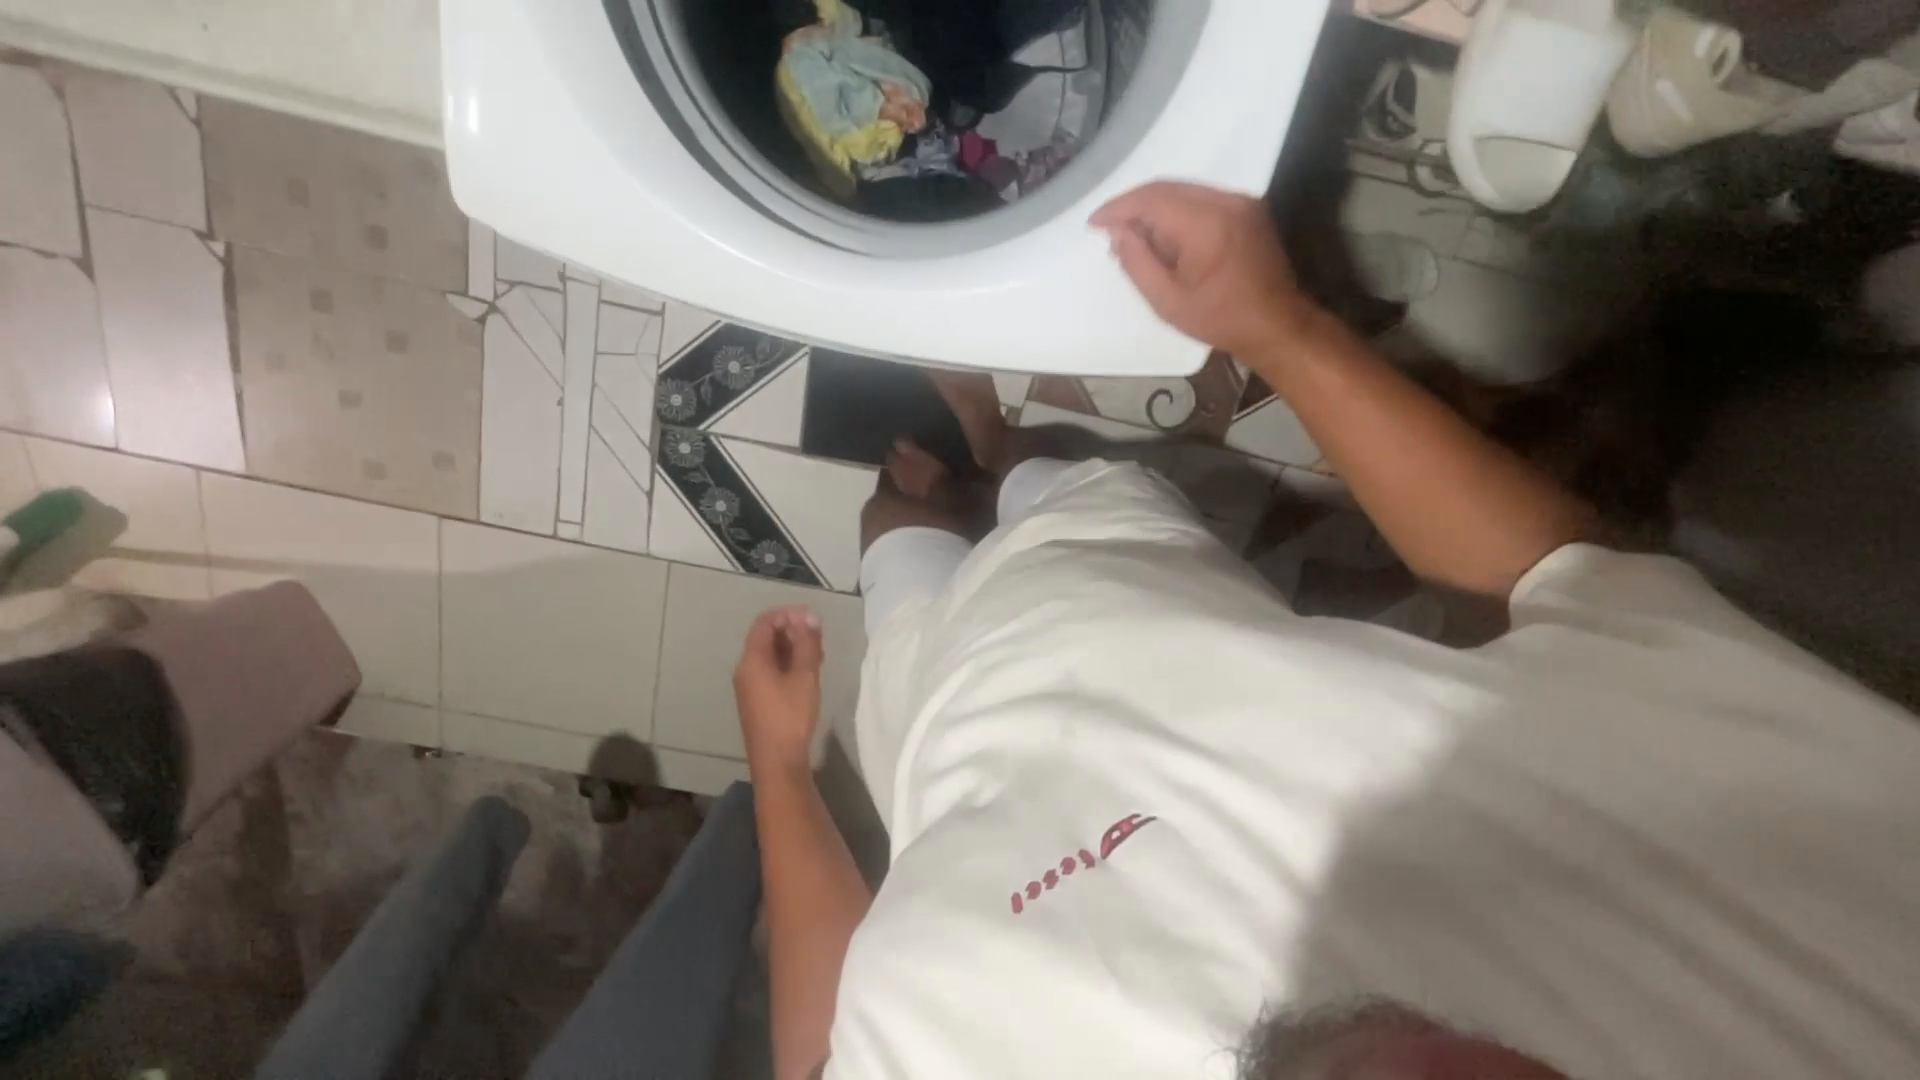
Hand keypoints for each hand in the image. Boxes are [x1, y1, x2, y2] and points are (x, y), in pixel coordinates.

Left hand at [734, 605, 824, 776]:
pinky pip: (772, 670)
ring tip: (819, 652)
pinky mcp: (758, 699)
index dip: (788, 614)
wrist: (777, 762)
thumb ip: (807, 643)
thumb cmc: (790, 716)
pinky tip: (809, 671)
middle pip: (766, 637)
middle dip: (793, 630)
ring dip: (793, 647)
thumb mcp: (804, 676)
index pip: (765, 622)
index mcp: (752, 660)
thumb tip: (810, 616)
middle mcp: (746, 669)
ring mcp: (750, 686)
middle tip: (819, 636)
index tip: (813, 618)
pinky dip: (789, 663)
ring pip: (771, 655)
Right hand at [1090, 181, 1319, 360]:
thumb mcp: (1168, 301)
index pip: (1151, 199)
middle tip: (1110, 233)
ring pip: (1184, 192)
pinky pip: (1202, 200)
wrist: (1277, 324)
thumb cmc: (1220, 319)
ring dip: (1155, 210)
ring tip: (1134, 240)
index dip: (1118, 208)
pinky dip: (1177, 214)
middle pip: (1167, 188)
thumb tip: (1118, 233)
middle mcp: (1225, 201)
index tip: (1094, 224)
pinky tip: (1164, 239)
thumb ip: (1138, 262)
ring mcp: (1240, 202)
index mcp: (1204, 223)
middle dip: (1134, 207)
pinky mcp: (1247, 210)